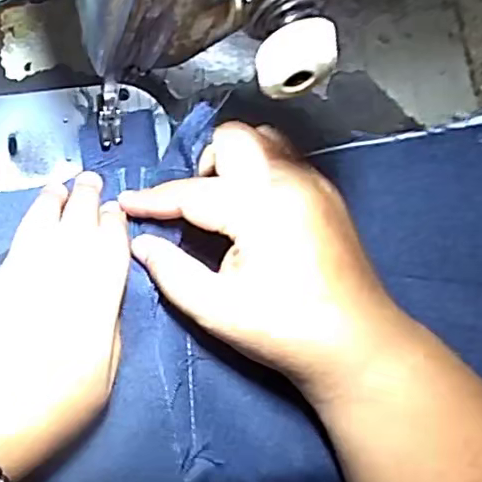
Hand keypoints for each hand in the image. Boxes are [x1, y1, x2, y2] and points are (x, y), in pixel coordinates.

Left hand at [0, 172, 129, 478]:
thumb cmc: (55, 410)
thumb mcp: (104, 377)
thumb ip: (108, 331)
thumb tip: (104, 303)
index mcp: (96, 293)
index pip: (110, 244)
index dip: (113, 223)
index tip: (114, 211)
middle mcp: (56, 270)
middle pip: (75, 222)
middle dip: (85, 198)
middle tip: (88, 182)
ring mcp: (9, 274)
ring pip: (31, 225)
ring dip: (44, 202)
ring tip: (53, 187)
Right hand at [117, 122, 425, 407]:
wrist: (354, 343)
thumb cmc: (284, 329)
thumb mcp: (215, 308)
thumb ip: (171, 271)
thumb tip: (142, 245)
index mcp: (258, 205)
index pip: (192, 191)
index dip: (153, 200)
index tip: (126, 204)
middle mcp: (289, 180)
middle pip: (233, 138)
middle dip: (201, 167)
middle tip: (189, 209)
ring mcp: (313, 184)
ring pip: (262, 142)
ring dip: (232, 165)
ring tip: (220, 211)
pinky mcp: (326, 197)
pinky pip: (283, 162)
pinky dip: (256, 175)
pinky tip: (250, 218)